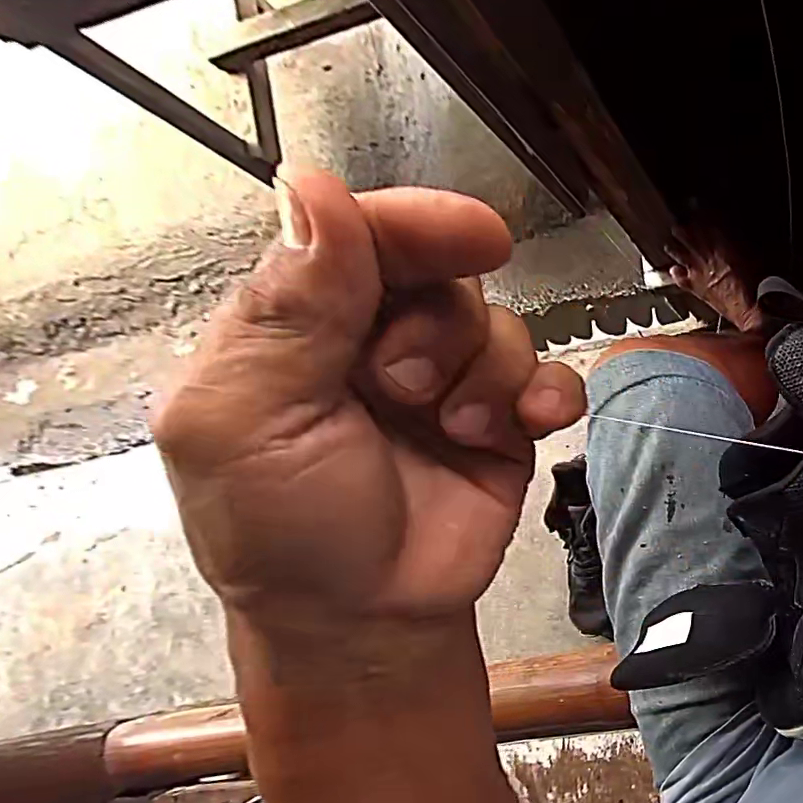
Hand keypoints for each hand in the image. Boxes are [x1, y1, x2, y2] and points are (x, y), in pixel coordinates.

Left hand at [153, 168, 585, 635]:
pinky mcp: (510, 428)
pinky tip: (535, 422)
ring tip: (458, 430)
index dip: (415, 227)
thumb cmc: (287, 526)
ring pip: (505, 331)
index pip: (360, 244)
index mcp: (302, 328)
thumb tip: (315, 189)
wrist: (369, 613)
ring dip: (490, 374)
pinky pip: (554, 384)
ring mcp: (456, 388)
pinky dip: (554, 394)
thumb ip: (290, 309)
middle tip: (404, 387)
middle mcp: (384, 346)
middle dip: (441, 329)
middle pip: (445, 283)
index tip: (473, 234)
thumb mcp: (249, 418)